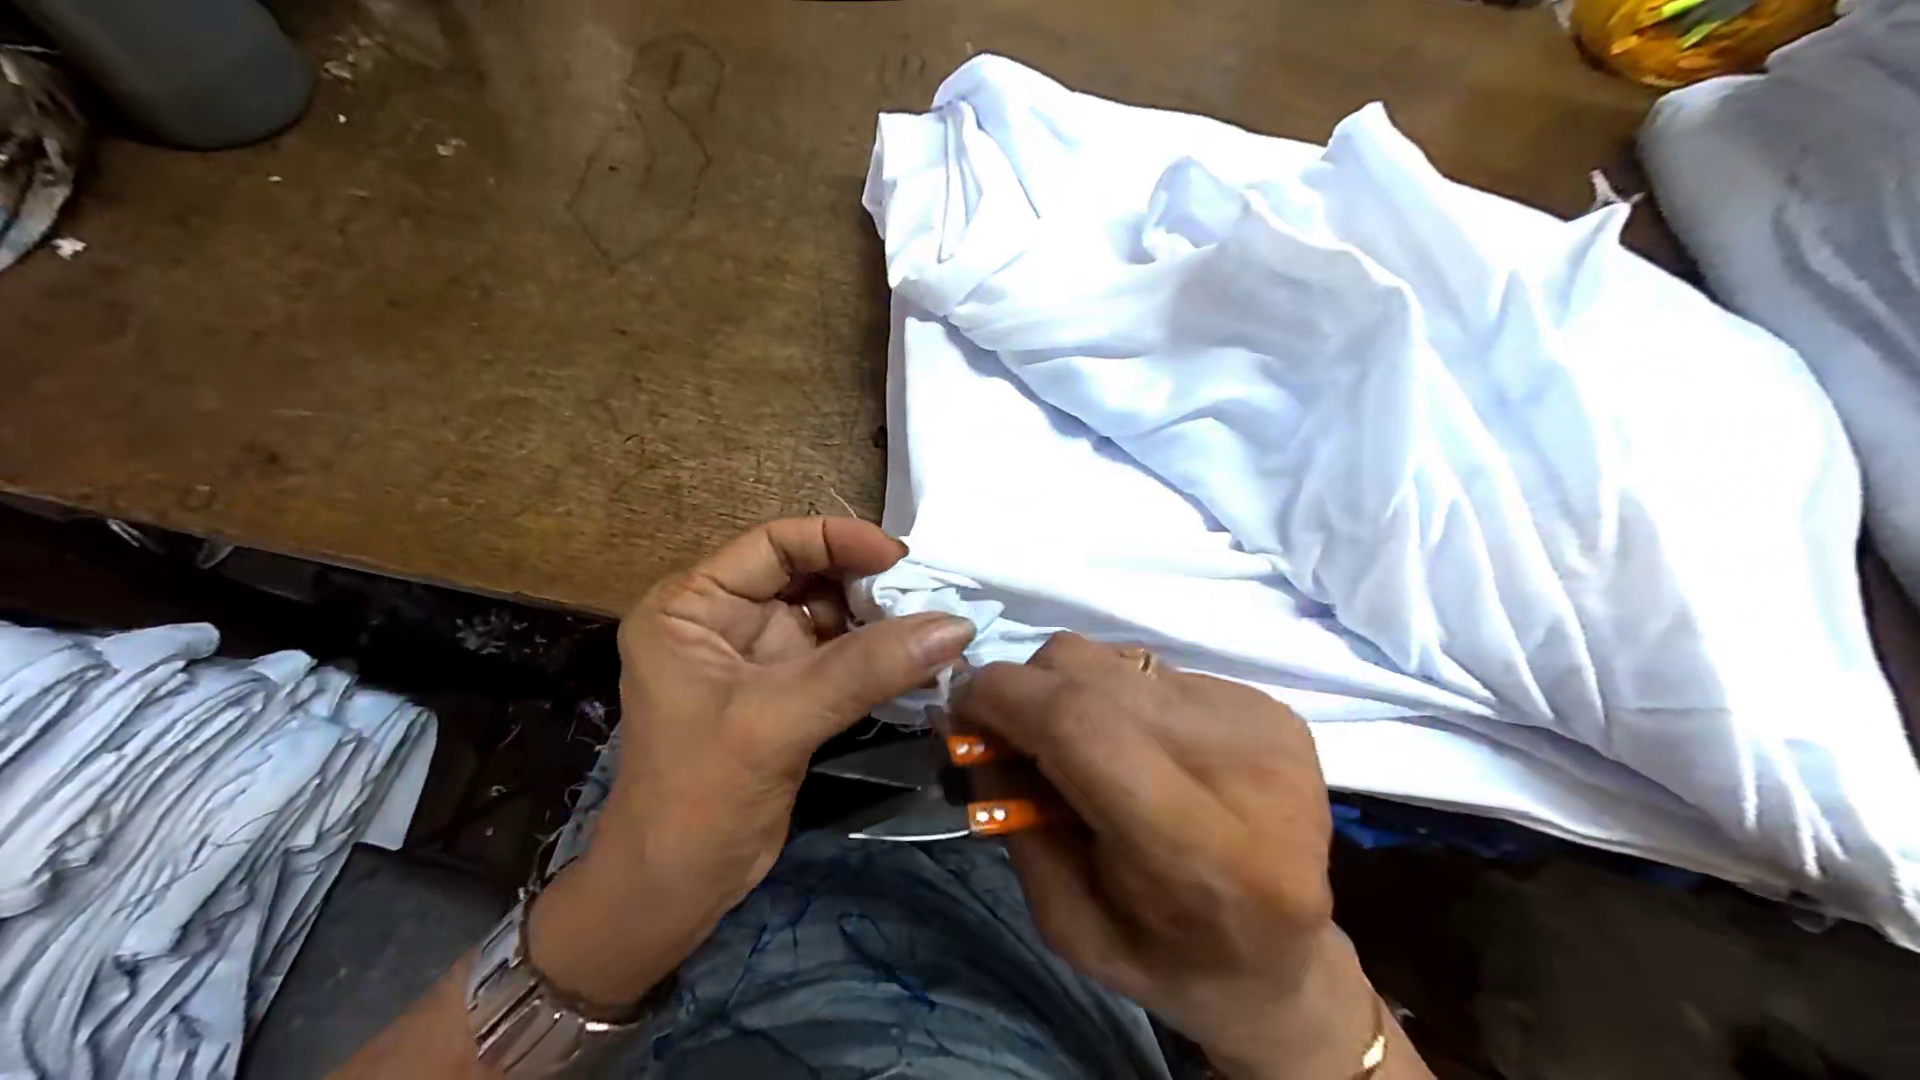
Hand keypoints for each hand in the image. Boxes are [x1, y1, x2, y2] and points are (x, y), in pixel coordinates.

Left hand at [527, 517, 975, 1007]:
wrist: (677, 889)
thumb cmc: (699, 796)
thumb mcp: (778, 720)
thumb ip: (865, 669)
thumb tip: (955, 625)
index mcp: (692, 606)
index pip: (773, 545)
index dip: (838, 540)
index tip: (900, 558)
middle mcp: (724, 619)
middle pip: (809, 576)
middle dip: (867, 582)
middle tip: (929, 594)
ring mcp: (759, 657)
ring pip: (831, 616)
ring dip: (880, 620)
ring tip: (936, 623)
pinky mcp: (788, 693)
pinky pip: (842, 657)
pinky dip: (879, 656)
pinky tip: (920, 657)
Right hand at [953, 633, 1425, 1079]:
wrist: (1285, 961)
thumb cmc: (1165, 959)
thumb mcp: (1065, 920)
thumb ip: (1014, 814)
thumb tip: (975, 723)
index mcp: (1197, 851)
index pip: (1081, 726)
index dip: (1005, 698)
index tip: (962, 707)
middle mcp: (1241, 769)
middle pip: (1093, 673)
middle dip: (1027, 688)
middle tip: (1011, 732)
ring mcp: (1262, 726)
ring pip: (1118, 659)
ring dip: (1073, 691)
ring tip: (1082, 746)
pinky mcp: (1271, 706)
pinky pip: (1155, 670)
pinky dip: (1121, 696)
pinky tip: (1138, 746)